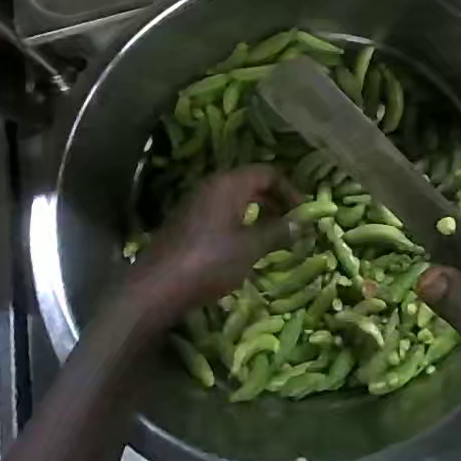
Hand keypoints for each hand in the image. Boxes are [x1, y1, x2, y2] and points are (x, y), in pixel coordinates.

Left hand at [127, 166, 298, 324]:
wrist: (156, 287)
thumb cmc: (209, 262)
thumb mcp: (251, 248)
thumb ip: (278, 231)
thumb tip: (302, 222)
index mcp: (229, 183)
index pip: (268, 172)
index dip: (290, 190)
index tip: (304, 213)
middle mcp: (211, 185)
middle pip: (251, 182)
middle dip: (275, 200)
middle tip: (292, 224)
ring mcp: (195, 202)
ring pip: (235, 198)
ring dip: (257, 212)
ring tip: (273, 235)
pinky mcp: (186, 221)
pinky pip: (220, 211)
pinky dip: (239, 221)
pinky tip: (244, 245)